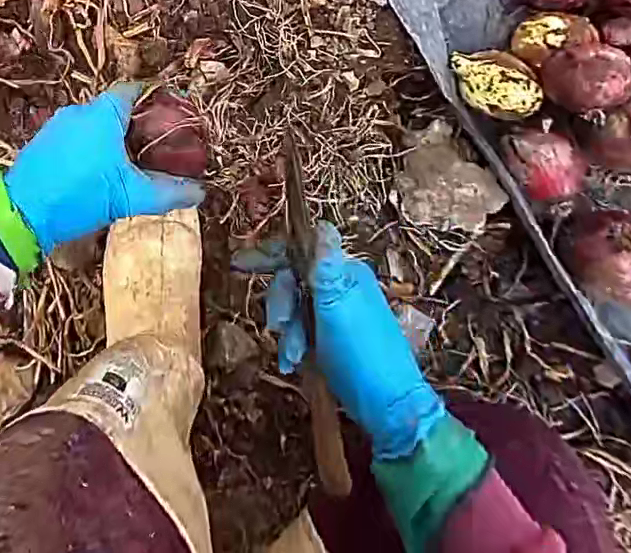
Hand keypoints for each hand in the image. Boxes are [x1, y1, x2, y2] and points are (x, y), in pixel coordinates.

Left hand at [5, 83, 203, 252]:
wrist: (20, 215)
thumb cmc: (79, 195)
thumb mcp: (130, 196)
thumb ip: (167, 193)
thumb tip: (199, 193)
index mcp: (102, 114)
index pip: (133, 90)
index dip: (154, 98)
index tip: (169, 114)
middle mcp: (79, 111)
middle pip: (115, 107)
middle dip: (135, 123)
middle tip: (154, 144)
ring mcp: (57, 125)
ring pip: (94, 122)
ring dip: (111, 136)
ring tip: (128, 161)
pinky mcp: (43, 142)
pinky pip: (76, 135)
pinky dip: (90, 146)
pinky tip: (97, 170)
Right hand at [233, 222, 445, 458]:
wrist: (390, 407)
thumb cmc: (363, 352)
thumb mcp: (336, 305)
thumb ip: (323, 266)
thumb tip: (320, 224)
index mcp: (344, 272)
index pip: (302, 249)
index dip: (271, 254)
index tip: (240, 264)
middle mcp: (340, 287)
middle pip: (294, 279)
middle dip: (282, 303)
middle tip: (277, 326)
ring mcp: (336, 314)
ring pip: (295, 308)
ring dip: (289, 331)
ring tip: (294, 354)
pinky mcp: (332, 339)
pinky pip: (302, 332)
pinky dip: (294, 345)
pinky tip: (294, 363)